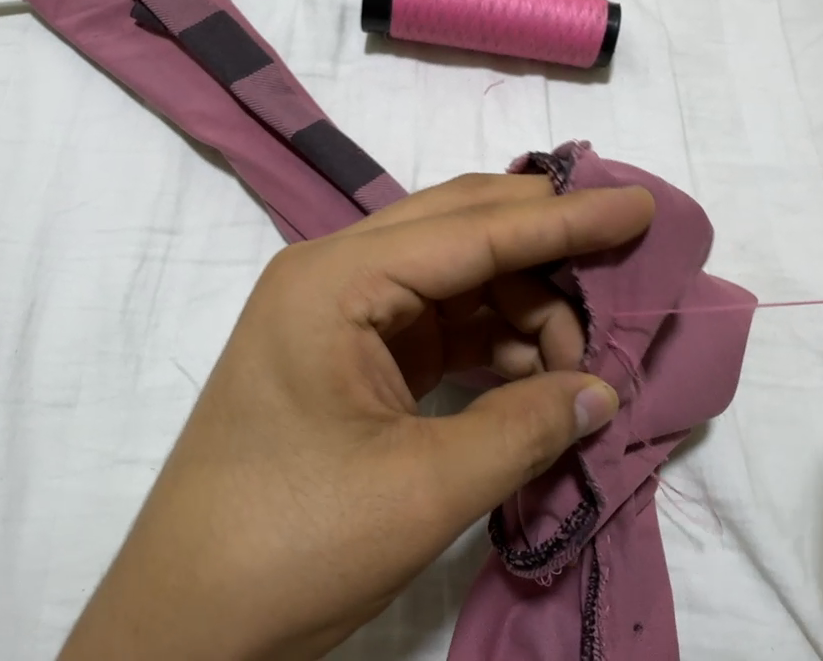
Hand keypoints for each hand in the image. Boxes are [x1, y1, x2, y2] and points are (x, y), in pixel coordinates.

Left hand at [59, 173, 654, 660]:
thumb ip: (523, 429)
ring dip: (526, 309)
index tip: (638, 204)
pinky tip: (538, 380)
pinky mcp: (353, 356)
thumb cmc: (289, 544)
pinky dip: (497, 344)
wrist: (184, 623)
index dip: (563, 219)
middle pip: (462, 231)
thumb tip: (602, 391)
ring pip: (459, 279)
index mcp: (335, 281)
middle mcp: (336, 276)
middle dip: (547, 247)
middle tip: (625, 264)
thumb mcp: (419, 489)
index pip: (472, 231)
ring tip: (580, 365)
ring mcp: (342, 315)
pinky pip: (443, 325)